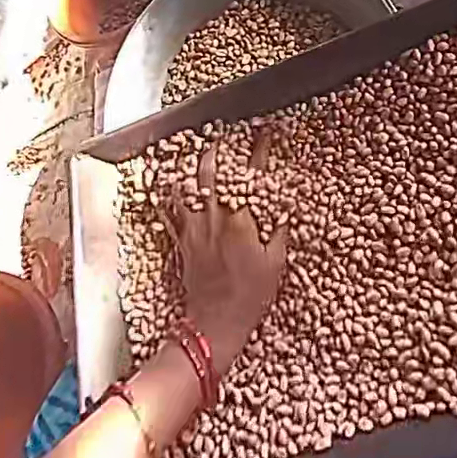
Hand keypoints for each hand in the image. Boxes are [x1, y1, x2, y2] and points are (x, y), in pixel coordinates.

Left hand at [168, 139, 289, 373]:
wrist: (214, 323)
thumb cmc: (250, 295)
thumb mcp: (275, 262)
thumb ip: (279, 230)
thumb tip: (284, 207)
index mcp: (241, 220)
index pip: (250, 175)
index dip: (258, 151)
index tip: (265, 134)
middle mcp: (214, 217)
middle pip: (211, 171)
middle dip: (220, 149)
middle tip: (228, 138)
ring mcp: (194, 227)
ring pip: (187, 185)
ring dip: (194, 166)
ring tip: (202, 154)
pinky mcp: (182, 239)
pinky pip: (172, 209)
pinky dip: (173, 193)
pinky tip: (176, 184)